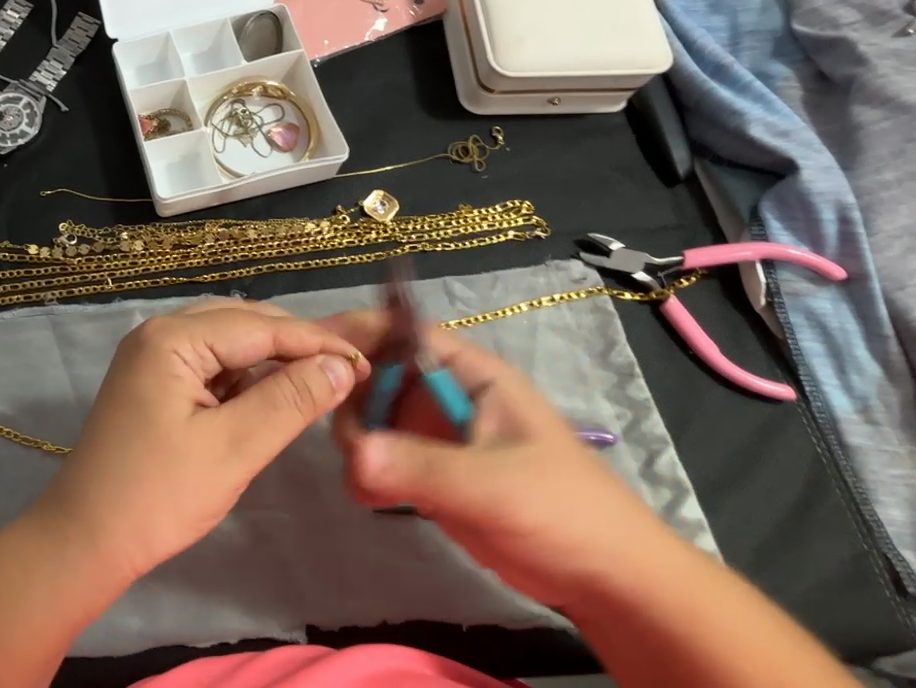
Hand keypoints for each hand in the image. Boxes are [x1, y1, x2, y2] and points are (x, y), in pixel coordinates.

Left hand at [31, 299, 368, 584]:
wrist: (86, 538)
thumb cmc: (159, 495)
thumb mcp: (233, 448)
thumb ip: (289, 401)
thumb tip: (341, 365)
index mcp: (171, 338)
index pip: (259, 326)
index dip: (316, 342)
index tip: (367, 364)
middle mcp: (158, 333)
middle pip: (242, 323)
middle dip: (295, 344)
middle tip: (348, 372)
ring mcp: (152, 356)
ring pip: (227, 341)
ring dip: (271, 359)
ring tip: (321, 381)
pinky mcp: (154, 381)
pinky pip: (210, 364)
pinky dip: (245, 377)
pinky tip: (273, 394)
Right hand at [325, 314, 680, 609]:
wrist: (604, 583)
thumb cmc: (564, 513)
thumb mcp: (496, 485)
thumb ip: (423, 468)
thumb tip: (350, 455)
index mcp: (469, 374)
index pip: (402, 331)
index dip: (358, 331)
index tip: (311, 348)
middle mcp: (443, 395)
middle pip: (374, 372)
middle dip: (349, 396)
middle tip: (343, 435)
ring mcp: (432, 434)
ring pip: (369, 416)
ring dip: (355, 440)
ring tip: (365, 477)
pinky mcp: (426, 471)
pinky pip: (377, 457)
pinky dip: (365, 472)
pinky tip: (373, 498)